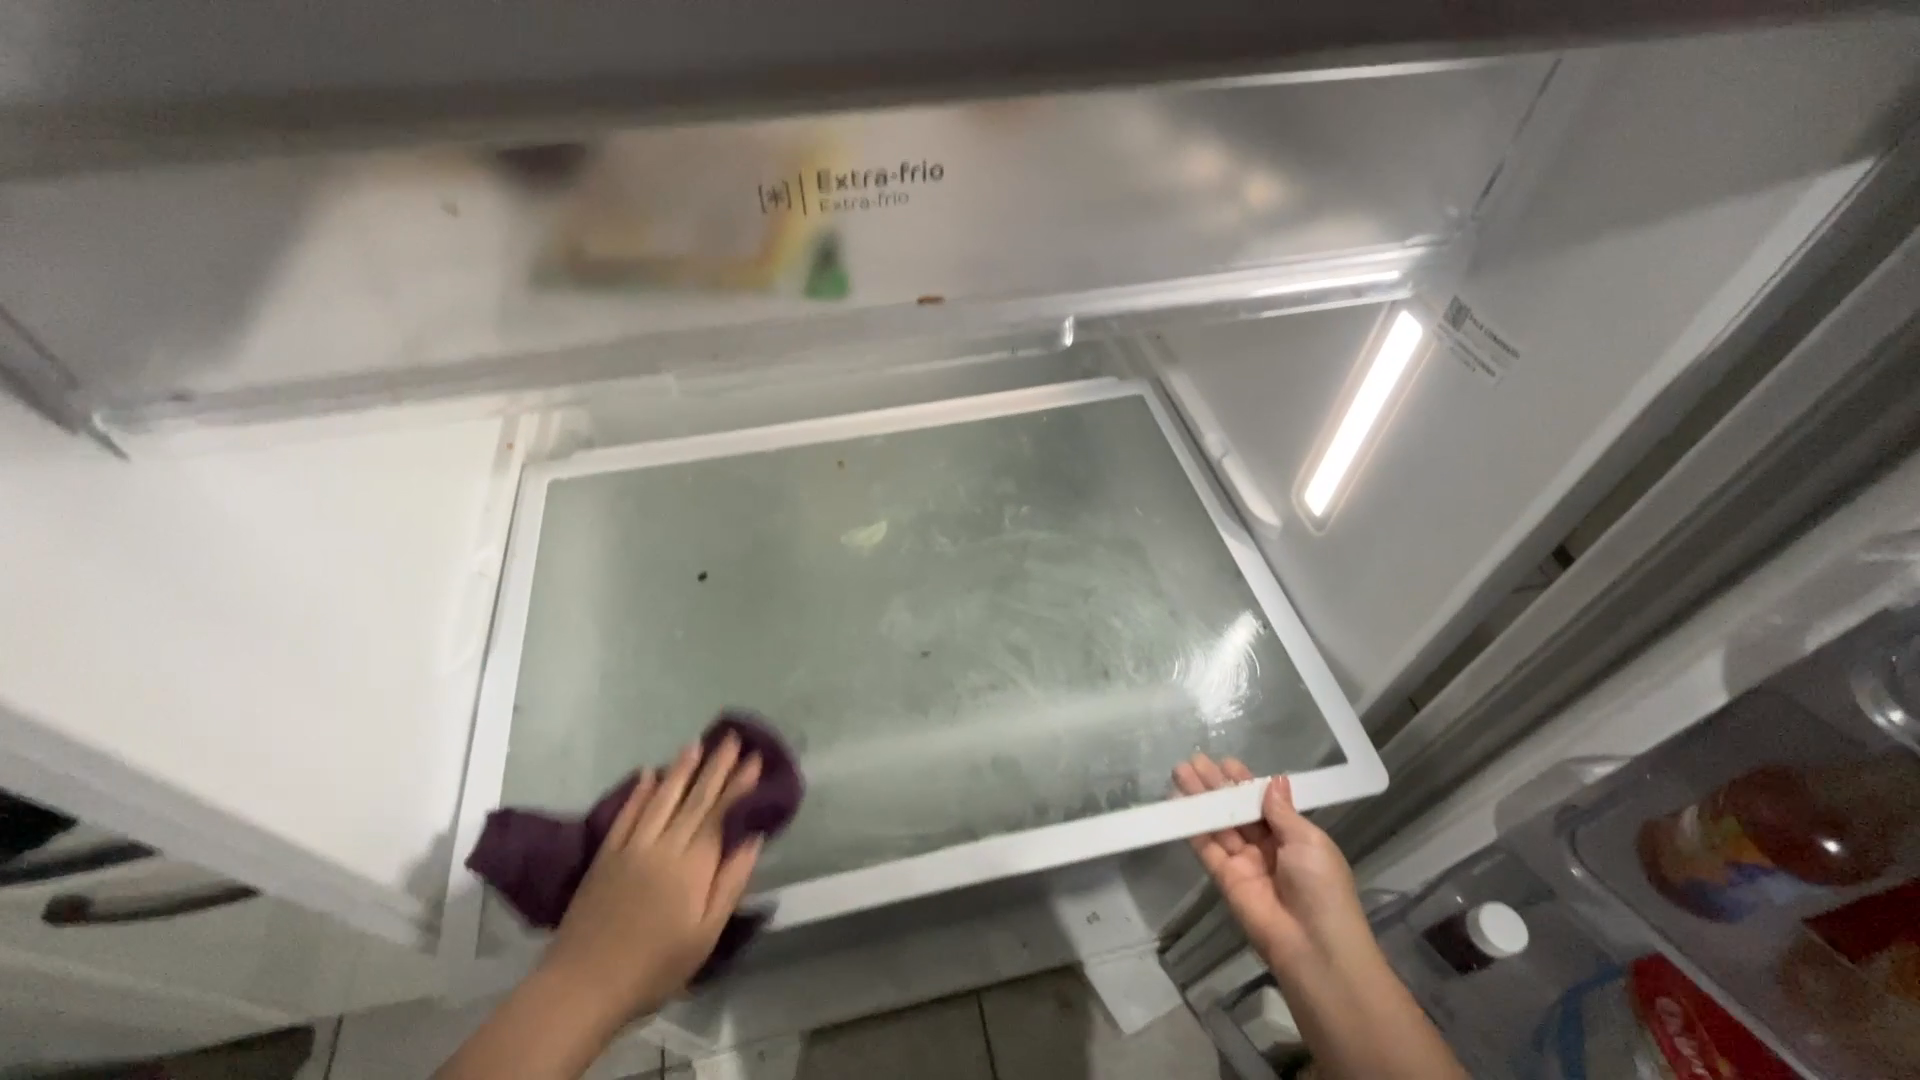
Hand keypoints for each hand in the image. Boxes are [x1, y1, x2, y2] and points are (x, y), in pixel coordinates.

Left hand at [541, 736, 764, 1024]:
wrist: (584, 985)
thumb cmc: (655, 967)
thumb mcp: (706, 934)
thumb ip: (730, 882)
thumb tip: (752, 837)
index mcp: (693, 866)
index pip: (721, 815)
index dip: (738, 785)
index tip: (754, 758)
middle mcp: (663, 847)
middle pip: (694, 800)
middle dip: (716, 768)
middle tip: (732, 738)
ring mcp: (631, 848)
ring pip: (661, 799)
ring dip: (680, 770)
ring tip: (696, 744)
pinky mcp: (605, 857)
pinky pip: (626, 815)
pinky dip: (638, 793)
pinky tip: (647, 774)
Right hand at [1172, 755, 1374, 976]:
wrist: (1313, 945)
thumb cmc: (1321, 887)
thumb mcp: (1309, 841)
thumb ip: (1282, 811)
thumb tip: (1273, 780)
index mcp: (1295, 838)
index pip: (1264, 803)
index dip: (1245, 783)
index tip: (1226, 762)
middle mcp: (1268, 848)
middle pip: (1237, 810)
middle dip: (1216, 785)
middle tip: (1194, 760)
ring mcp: (1244, 863)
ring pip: (1218, 823)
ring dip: (1200, 798)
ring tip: (1180, 771)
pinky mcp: (1223, 878)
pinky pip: (1206, 846)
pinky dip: (1191, 825)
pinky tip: (1178, 802)